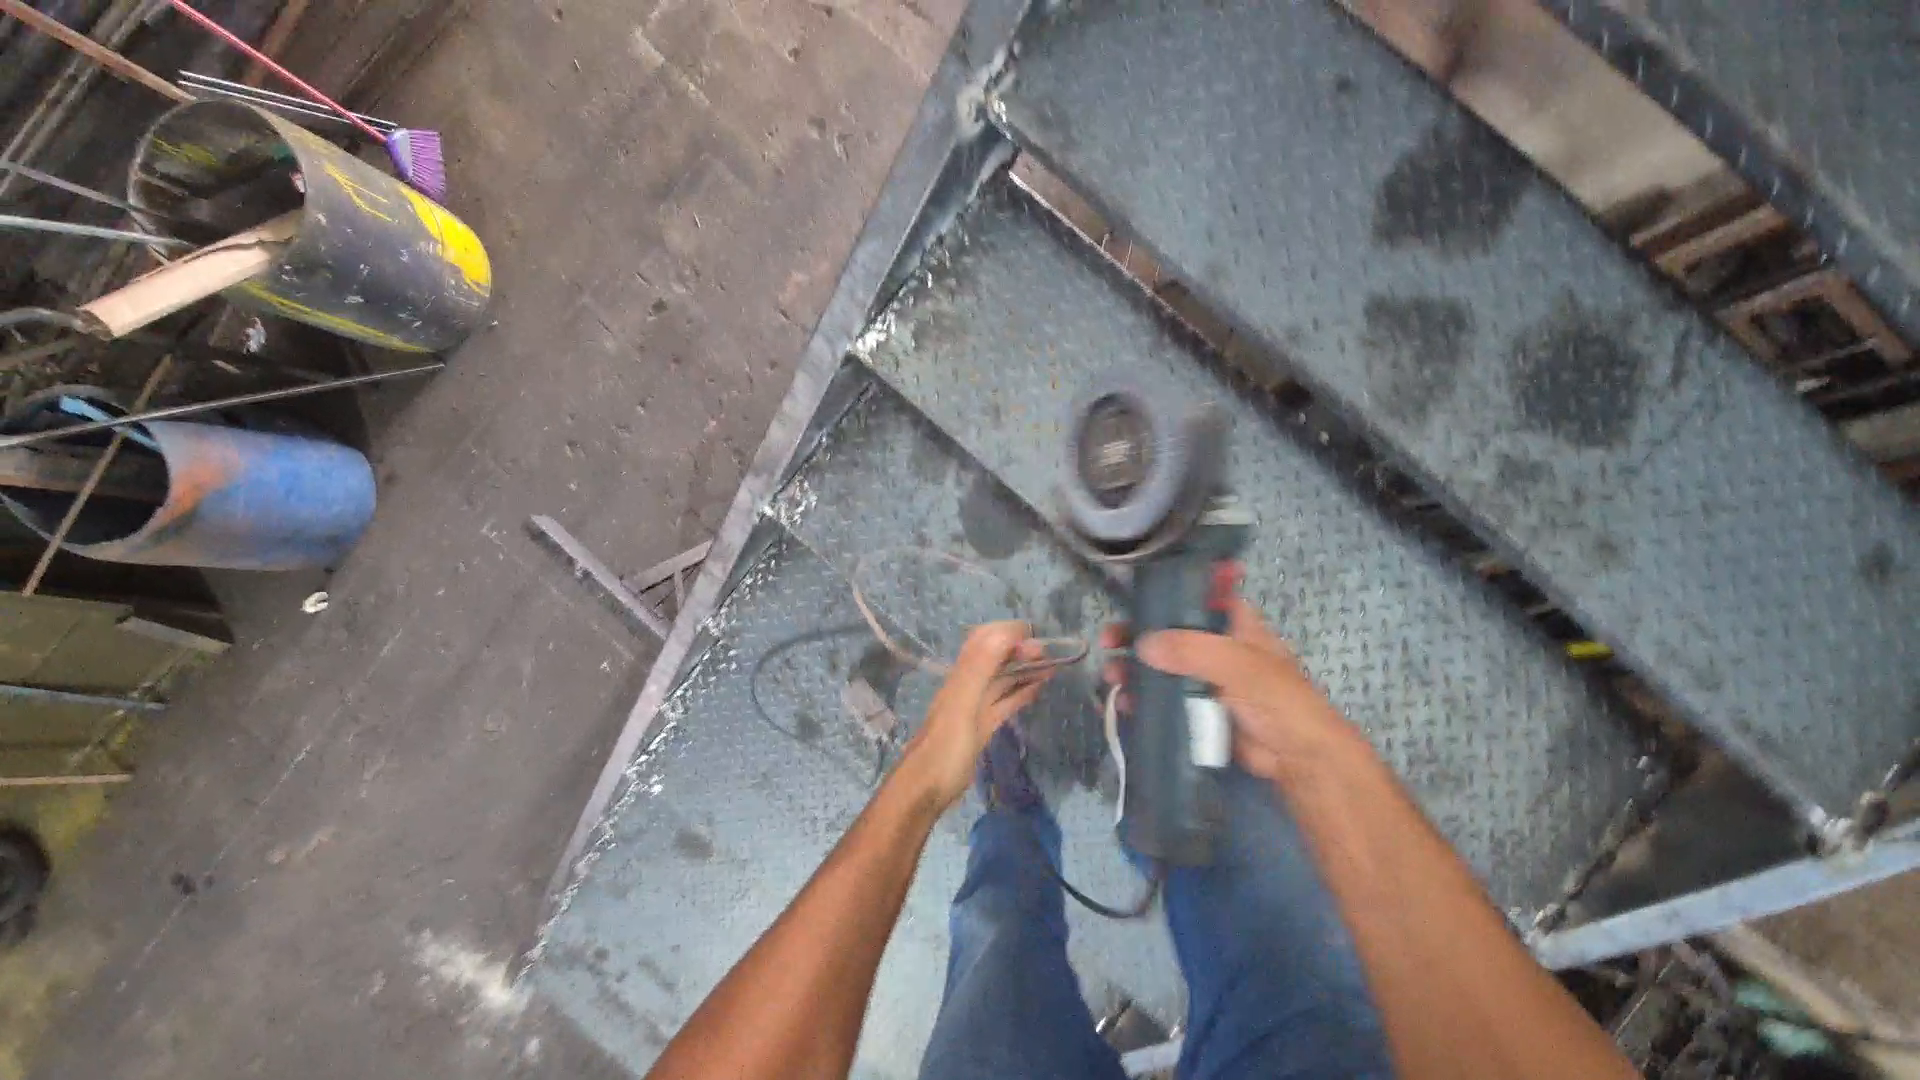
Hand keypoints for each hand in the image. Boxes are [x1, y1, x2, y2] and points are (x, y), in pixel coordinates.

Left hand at [899, 621, 1053, 811]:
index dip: (1010, 632)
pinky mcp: (981, 727)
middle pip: (996, 658)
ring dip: (1025, 670)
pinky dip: (1021, 693)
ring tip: (1053, 666)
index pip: (985, 639)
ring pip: (1002, 680)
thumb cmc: (945, 747)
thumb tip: (1009, 631)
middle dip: (1021, 650)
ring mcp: (974, 707)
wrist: (926, 790)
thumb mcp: (964, 703)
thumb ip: (981, 666)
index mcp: (961, 675)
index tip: (1039, 637)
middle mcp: (968, 686)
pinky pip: (1004, 702)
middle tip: (1051, 653)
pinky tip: (1038, 689)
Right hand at [1100, 590, 1373, 786]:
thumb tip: (1142, 644)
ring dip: (1133, 669)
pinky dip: (1140, 699)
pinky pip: (1161, 699)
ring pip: (1160, 667)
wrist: (1297, 759)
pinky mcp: (1195, 711)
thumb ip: (1192, 649)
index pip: (1198, 598)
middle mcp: (1216, 649)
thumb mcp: (1239, 665)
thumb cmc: (1277, 700)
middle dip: (1137, 634)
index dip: (1167, 595)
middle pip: (1169, 633)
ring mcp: (1204, 681)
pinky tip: (1121, 702)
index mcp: (1235, 627)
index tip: (1134, 598)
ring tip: (1110, 676)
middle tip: (1109, 640)